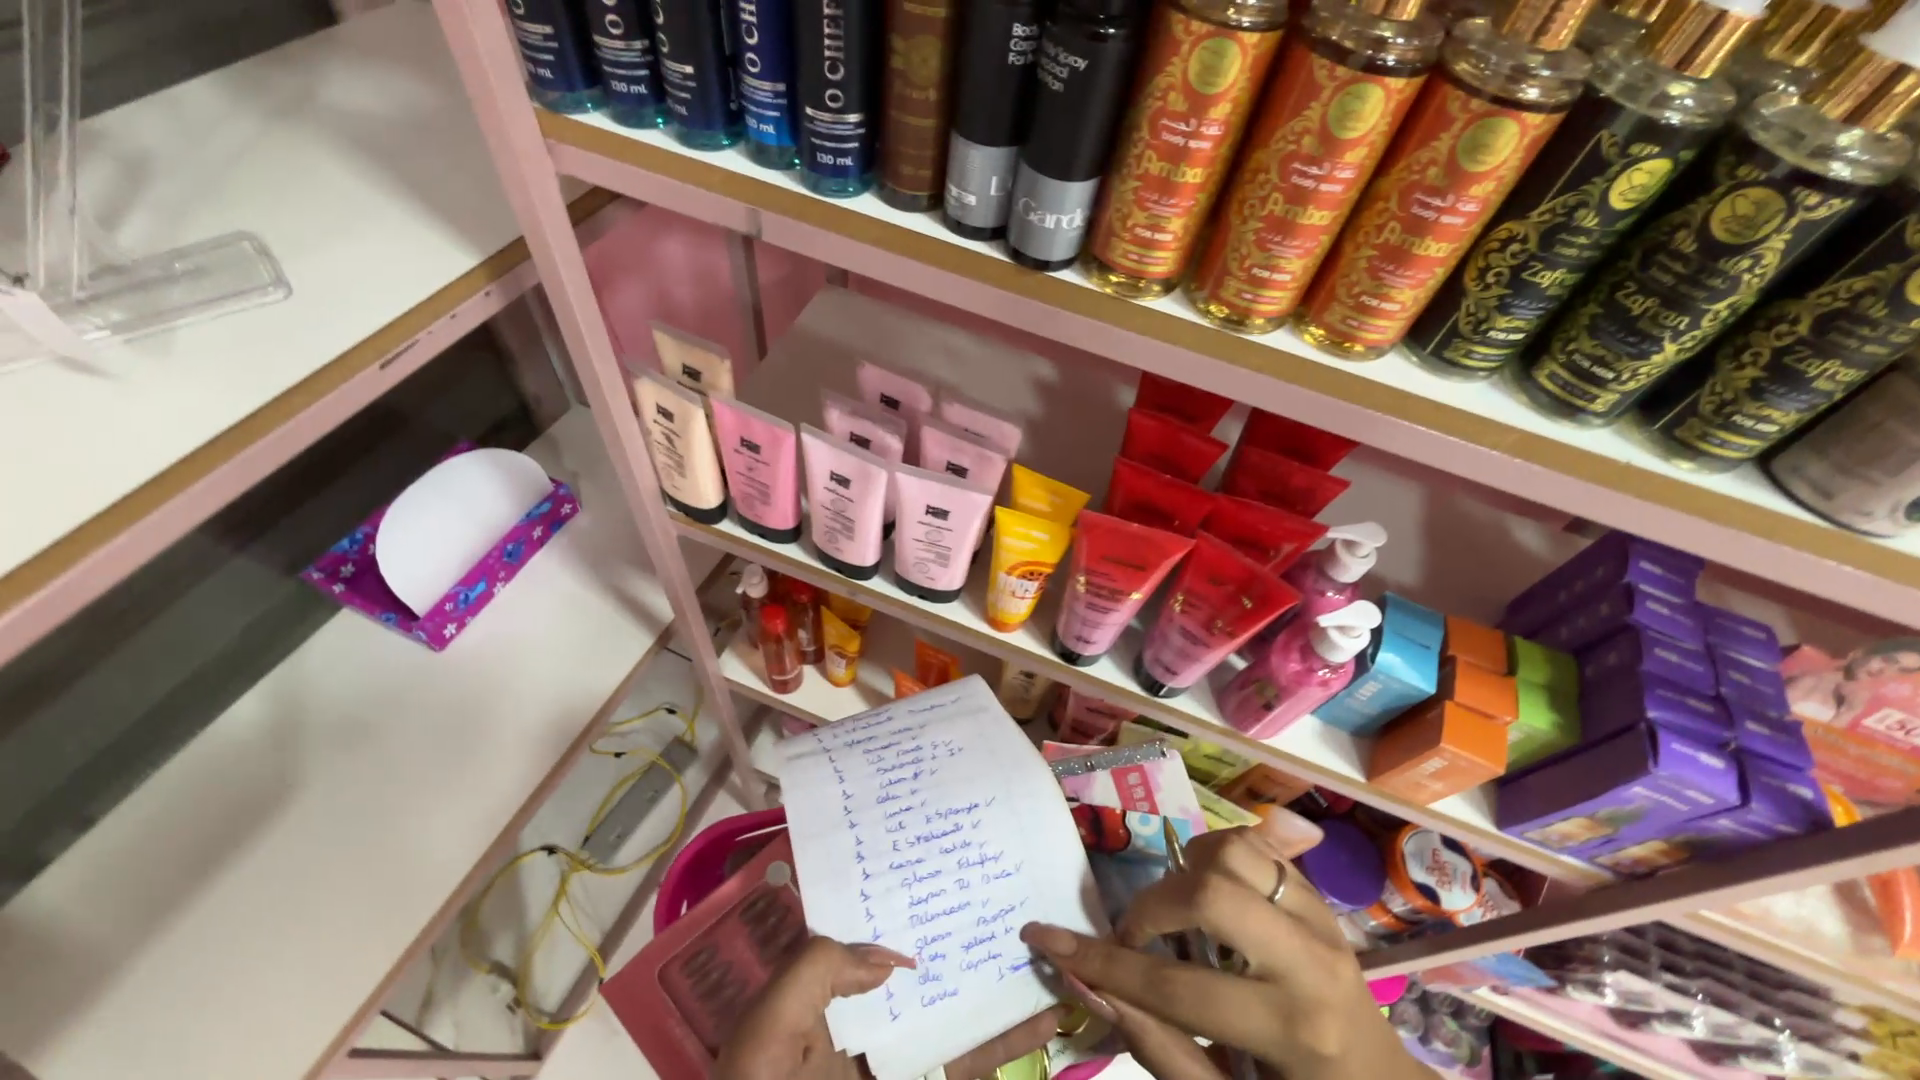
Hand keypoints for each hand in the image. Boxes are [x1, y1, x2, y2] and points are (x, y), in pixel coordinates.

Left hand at [717, 936, 1065, 1079]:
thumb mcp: (771, 1025)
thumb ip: (819, 970)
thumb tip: (891, 959)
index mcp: (820, 999)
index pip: (863, 942)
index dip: (896, 908)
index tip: (936, 875)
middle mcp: (863, 1025)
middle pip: (918, 973)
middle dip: (957, 941)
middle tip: (1004, 903)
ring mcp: (896, 1060)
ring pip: (954, 1015)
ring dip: (997, 989)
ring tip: (1043, 955)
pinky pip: (966, 1062)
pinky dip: (1004, 1041)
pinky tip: (1044, 1017)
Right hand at [1019, 813, 1424, 1079]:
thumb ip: (1160, 1050)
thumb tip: (1092, 987)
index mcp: (1291, 1028)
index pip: (1174, 987)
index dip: (1101, 963)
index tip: (1044, 937)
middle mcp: (1311, 961)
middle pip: (1213, 890)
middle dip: (1151, 907)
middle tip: (1135, 938)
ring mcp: (1322, 919)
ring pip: (1235, 850)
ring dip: (1188, 871)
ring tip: (1177, 911)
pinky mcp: (1320, 897)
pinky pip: (1257, 845)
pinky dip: (1216, 857)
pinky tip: (1209, 894)